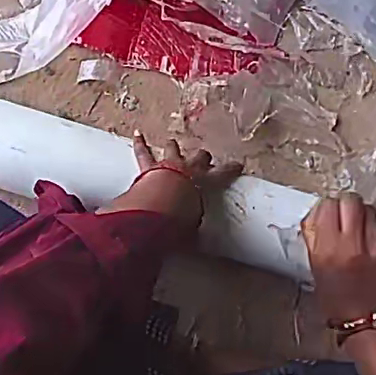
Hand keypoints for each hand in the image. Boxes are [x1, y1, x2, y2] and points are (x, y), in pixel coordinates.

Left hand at [104, 135, 241, 229]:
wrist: (160, 203)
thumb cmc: (182, 216)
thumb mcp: (195, 225)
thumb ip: (195, 226)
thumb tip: (195, 240)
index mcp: (205, 181)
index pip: (224, 173)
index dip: (231, 169)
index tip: (238, 165)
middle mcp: (189, 168)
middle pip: (199, 156)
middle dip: (201, 157)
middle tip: (203, 158)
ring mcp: (169, 163)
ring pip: (173, 149)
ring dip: (173, 147)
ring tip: (172, 142)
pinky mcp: (149, 166)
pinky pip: (144, 152)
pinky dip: (140, 144)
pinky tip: (137, 134)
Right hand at [301, 192, 375, 323]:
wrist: (365, 322)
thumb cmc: (336, 299)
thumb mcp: (315, 266)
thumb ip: (316, 237)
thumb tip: (319, 212)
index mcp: (328, 250)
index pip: (326, 206)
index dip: (326, 207)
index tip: (326, 212)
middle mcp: (354, 247)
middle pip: (351, 201)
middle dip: (346, 205)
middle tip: (344, 215)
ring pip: (371, 211)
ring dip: (363, 216)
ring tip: (359, 231)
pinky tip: (373, 241)